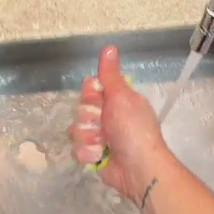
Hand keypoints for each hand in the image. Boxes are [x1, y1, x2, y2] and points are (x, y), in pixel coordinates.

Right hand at [69, 45, 176, 201]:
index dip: (91, 95)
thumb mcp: (122, 97)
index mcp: (115, 100)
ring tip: (105, 143)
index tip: (101, 99)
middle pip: (79, 109)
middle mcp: (106, 116)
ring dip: (89, 138)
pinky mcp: (92, 155)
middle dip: (90, 119)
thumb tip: (109, 46)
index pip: (88, 88)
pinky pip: (76, 149)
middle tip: (106, 124)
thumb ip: (110, 74)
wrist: (138, 167)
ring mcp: (98, 137)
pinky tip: (101, 155)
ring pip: (75, 130)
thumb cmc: (133, 129)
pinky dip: (88, 153)